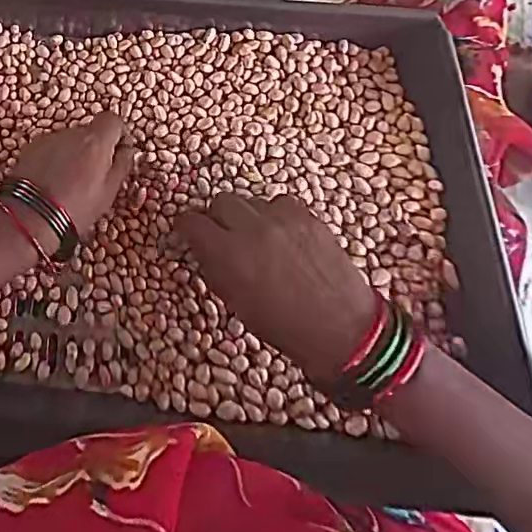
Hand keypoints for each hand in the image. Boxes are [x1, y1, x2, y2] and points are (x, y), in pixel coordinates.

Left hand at [8, 112, 135, 237]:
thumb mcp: (109, 191)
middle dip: (92, 149)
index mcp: (95, 140)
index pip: (112, 119)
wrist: (31, 215)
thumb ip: (121, 163)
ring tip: (68, 184)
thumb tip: (126, 148)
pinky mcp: (30, 148)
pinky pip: (49, 149)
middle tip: (91, 177)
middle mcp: (71, 133)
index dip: (117, 133)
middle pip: (88, 132)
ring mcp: (48, 139)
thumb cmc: (76, 207)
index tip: (117, 151)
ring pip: (68, 141)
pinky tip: (51, 182)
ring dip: (71, 155)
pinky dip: (53, 160)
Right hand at [178, 192, 377, 380]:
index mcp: (228, 253)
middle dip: (219, 217)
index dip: (187, 227)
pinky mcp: (308, 217)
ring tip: (258, 238)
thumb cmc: (284, 325)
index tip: (190, 232)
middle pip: (221, 201)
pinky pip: (280, 203)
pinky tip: (282, 235)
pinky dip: (276, 216)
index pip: (191, 221)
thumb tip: (201, 247)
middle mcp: (252, 229)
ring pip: (250, 200)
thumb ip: (213, 266)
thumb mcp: (234, 300)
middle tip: (225, 235)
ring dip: (248, 216)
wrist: (344, 331)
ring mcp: (282, 220)